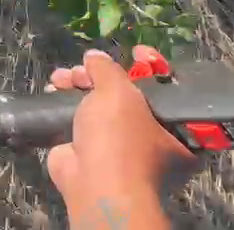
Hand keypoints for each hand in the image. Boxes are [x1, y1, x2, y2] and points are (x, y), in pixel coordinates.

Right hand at [45, 48, 197, 224]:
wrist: (94, 181)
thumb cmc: (121, 140)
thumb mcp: (119, 94)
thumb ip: (108, 70)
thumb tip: (95, 58)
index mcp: (179, 136)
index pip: (172, 95)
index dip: (155, 70)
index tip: (137, 52)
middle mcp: (153, 141)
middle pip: (126, 95)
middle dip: (99, 76)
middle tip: (84, 69)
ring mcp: (120, 146)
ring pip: (99, 104)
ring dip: (77, 84)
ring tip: (62, 78)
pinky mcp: (91, 149)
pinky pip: (80, 117)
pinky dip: (66, 101)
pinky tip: (54, 90)